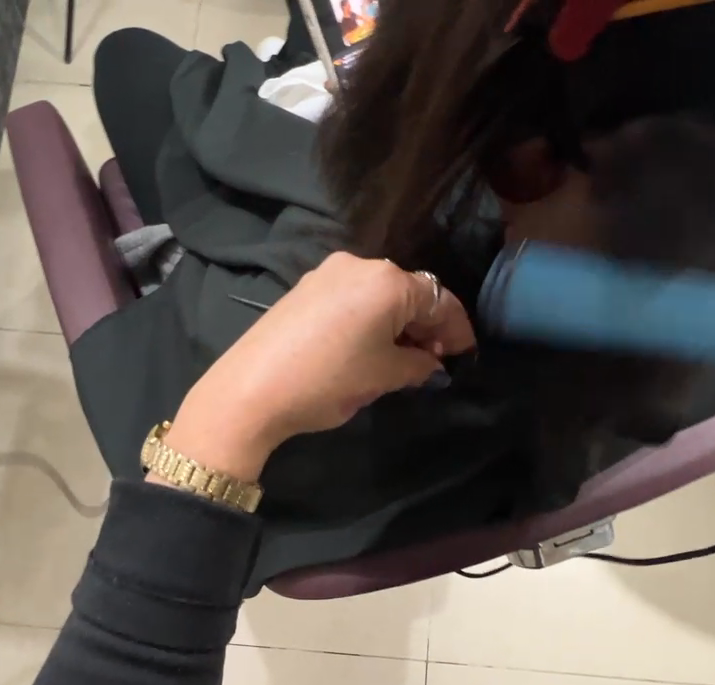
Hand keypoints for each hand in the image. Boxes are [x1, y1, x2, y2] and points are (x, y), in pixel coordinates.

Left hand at [160, 252, 475, 480]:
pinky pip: (352, 300)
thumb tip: (433, 363)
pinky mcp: (304, 289)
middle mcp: (360, 265)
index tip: (463, 359)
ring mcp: (327, 273)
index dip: (457, 331)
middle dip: (426, 327)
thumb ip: (418, 365)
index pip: (440, 300)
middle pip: (409, 292)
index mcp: (388, 281)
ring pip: (379, 296)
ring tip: (399, 361)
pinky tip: (367, 349)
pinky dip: (369, 321)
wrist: (251, 389)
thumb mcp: (383, 377)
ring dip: (396, 325)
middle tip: (432, 363)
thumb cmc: (328, 380)